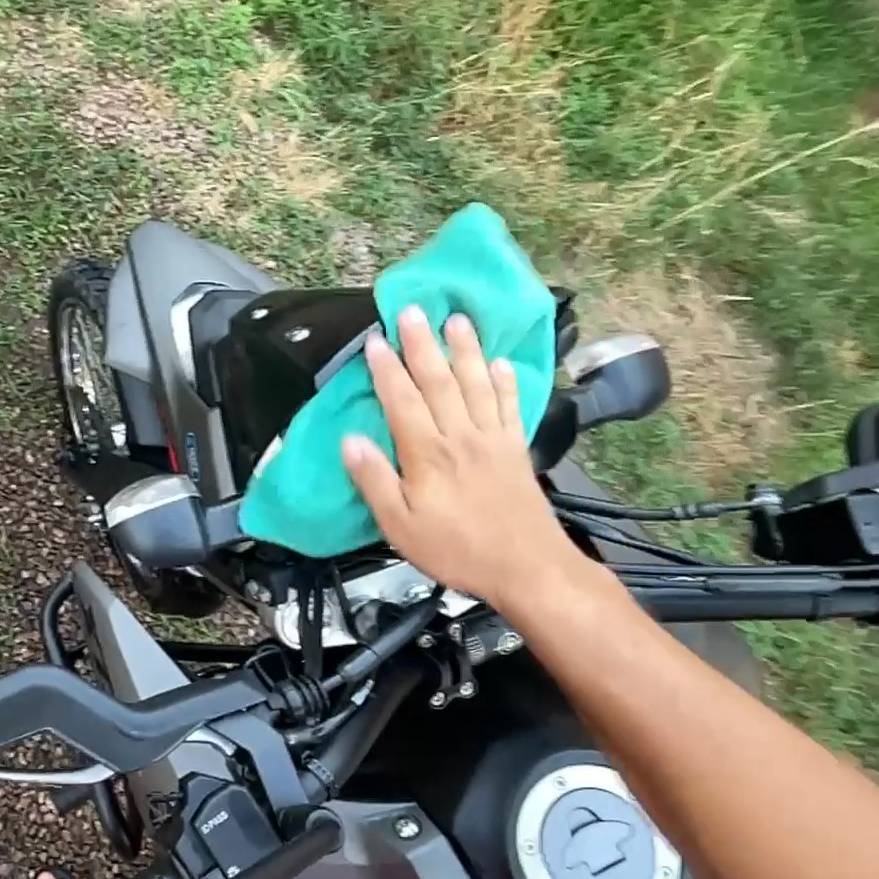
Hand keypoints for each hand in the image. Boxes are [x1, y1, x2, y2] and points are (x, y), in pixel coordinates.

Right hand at [342, 306, 585, 605]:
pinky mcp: (516, 451)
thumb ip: (374, 480)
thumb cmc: (456, 549)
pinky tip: (500, 363)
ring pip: (477, 384)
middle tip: (413, 310)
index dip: (387, 369)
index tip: (375, 339)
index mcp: (427, 454)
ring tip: (457, 319)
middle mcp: (461, 437)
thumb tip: (350, 440)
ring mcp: (493, 440)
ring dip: (465, 350)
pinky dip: (505, 382)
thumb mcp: (399, 525)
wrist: (528, 569)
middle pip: (439, 381)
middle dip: (423, 344)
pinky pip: (511, 407)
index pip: (402, 401)